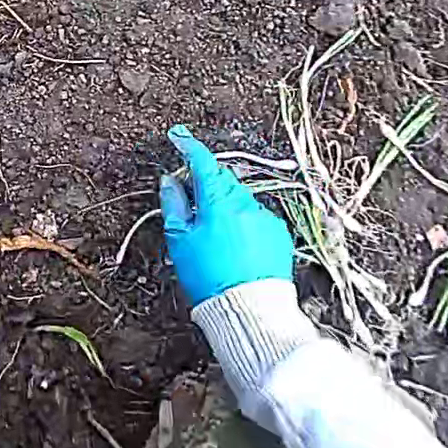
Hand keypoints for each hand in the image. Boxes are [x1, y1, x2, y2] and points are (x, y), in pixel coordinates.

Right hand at [159, 125, 293, 304]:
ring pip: (239, 197)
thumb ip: (173, 204)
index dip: (188, 146)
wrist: (250, 312)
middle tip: (187, 198)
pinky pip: (255, 215)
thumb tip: (170, 182)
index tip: (178, 135)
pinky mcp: (278, 233)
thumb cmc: (210, 277)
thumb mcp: (180, 240)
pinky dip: (241, 219)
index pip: (203, 162)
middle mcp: (246, 203)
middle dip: (205, 181)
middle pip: (221, 178)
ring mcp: (265, 218)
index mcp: (219, 201)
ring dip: (223, 202)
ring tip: (211, 230)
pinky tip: (232, 242)